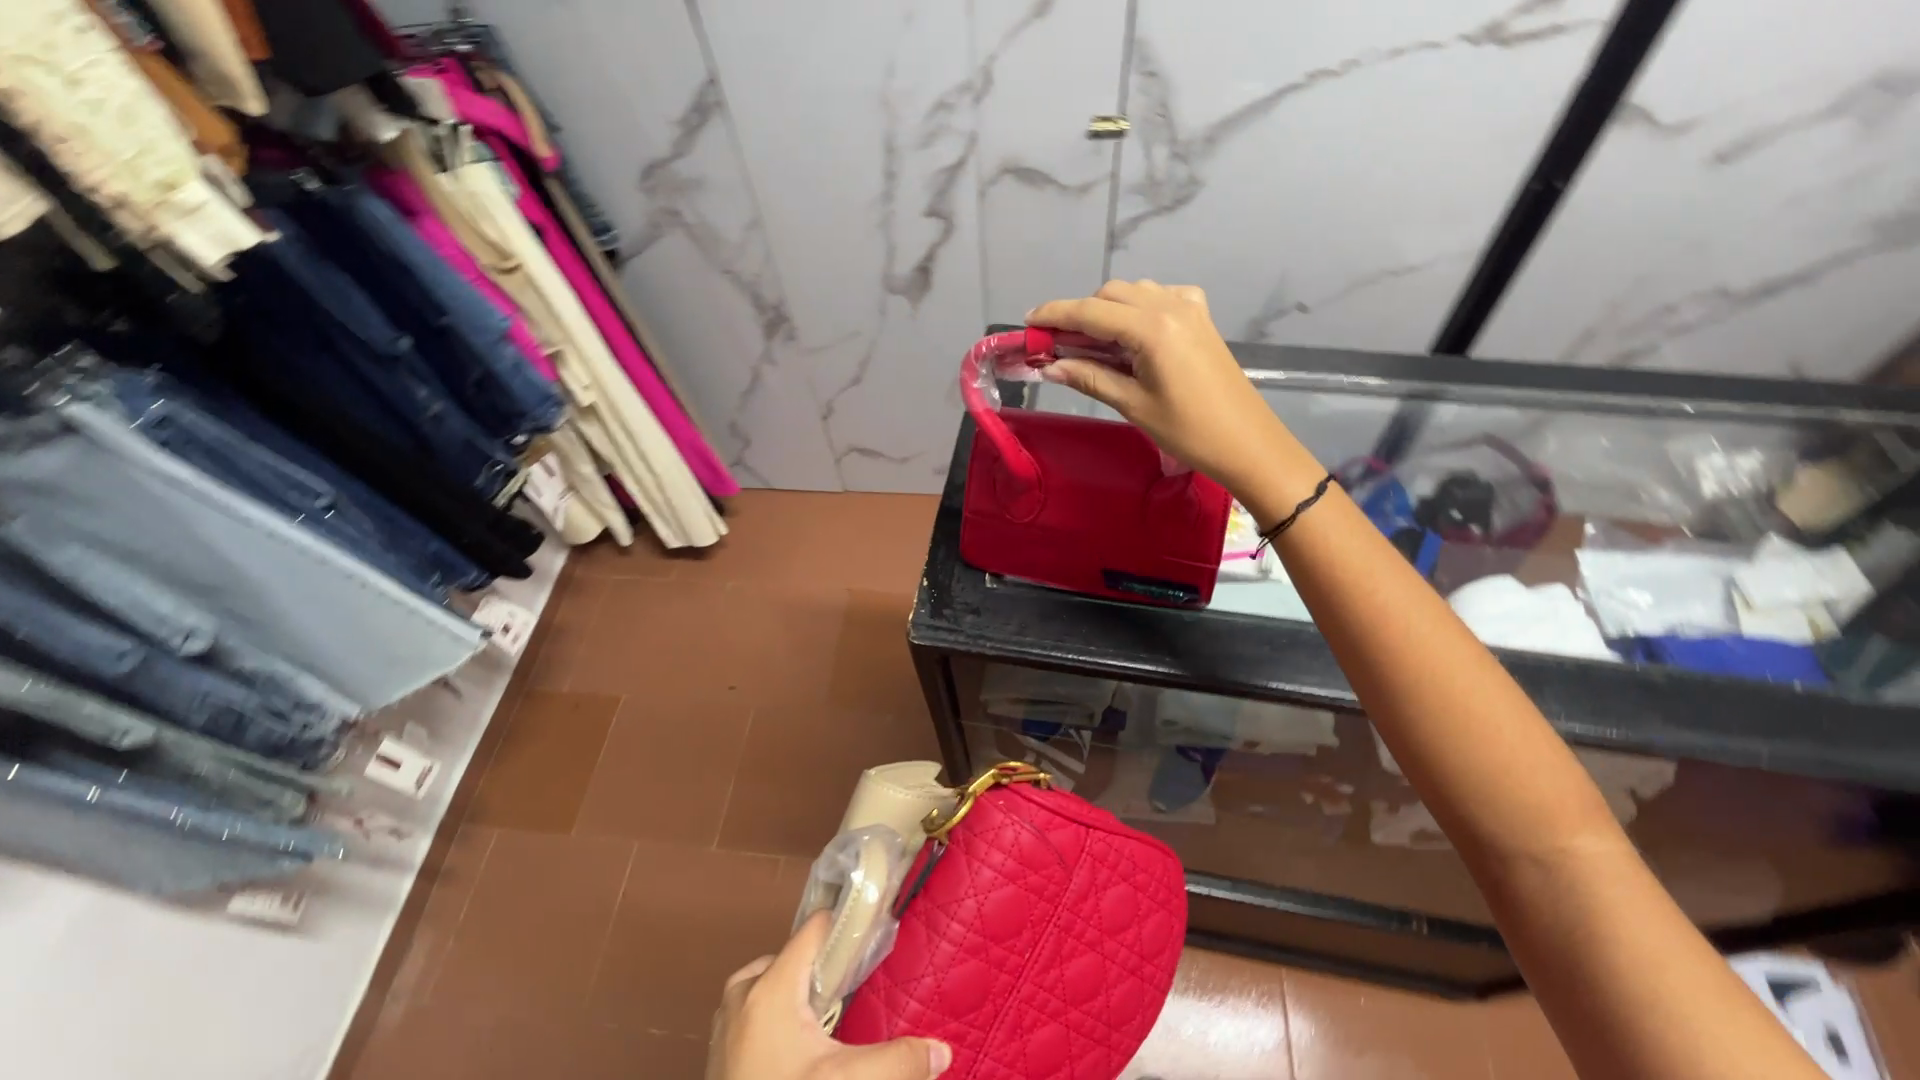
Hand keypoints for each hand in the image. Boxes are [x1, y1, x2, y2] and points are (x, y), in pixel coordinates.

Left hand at [708, 913, 951, 1079]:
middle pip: (790, 957)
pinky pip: (750, 1014)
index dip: (849, 928)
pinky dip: (775, 1019)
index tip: (876, 938)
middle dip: (822, 970)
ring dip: (796, 994)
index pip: (814, 929)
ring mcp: (725, 1025)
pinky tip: (799, 1050)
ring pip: (767, 985)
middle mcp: (742, 996)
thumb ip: (898, 1062)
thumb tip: (940, 1051)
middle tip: (853, 993)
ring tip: (827, 1023)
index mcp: (770, 988)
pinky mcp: (719, 1053)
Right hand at [1028, 280, 1292, 493]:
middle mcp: (1170, 306)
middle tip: (1059, 346)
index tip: (1027, 323)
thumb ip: (1089, 378)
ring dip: (1108, 310)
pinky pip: (1161, 297)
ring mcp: (1190, 308)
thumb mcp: (1133, 405)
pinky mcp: (1202, 319)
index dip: (1054, 315)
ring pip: (1134, 292)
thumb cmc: (1189, 431)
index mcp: (1151, 328)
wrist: (1248, 443)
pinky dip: (1139, 308)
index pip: (1090, 312)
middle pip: (1110, 295)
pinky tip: (1133, 335)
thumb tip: (1049, 367)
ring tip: (1093, 345)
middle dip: (1080, 314)